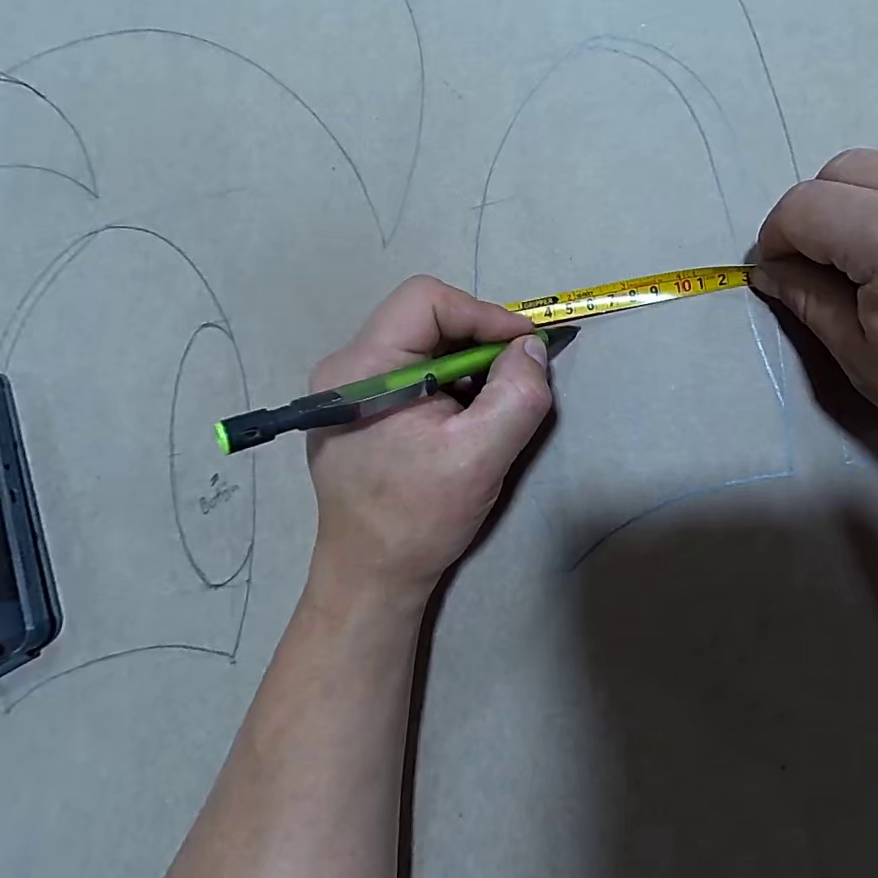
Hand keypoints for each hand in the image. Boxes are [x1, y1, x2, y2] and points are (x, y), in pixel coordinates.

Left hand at [306, 276, 553, 597]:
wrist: (370, 576)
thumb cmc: (418, 519)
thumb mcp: (481, 457)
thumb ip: (517, 394)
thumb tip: (531, 347)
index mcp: (363, 369)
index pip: (426, 301)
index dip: (483, 314)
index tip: (525, 346)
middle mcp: (346, 367)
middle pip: (424, 318)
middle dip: (478, 340)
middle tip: (515, 373)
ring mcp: (349, 388)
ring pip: (422, 343)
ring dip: (467, 363)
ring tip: (489, 402)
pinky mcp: (359, 407)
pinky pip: (413, 369)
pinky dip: (450, 381)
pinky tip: (463, 417)